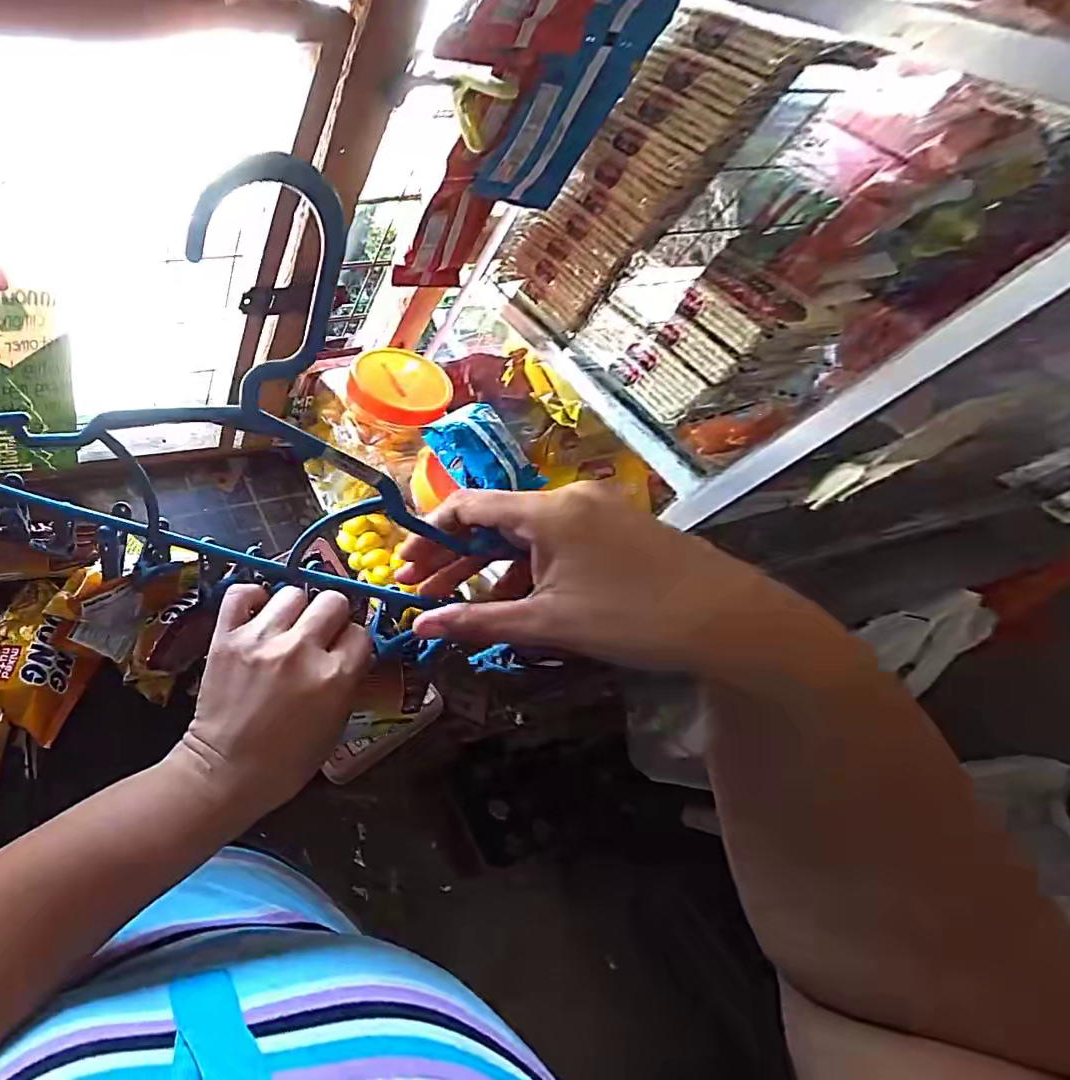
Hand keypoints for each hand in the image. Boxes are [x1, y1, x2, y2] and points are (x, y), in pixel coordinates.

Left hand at [169, 584, 372, 813]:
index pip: (360, 632)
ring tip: (286, 627)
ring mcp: (259, 640)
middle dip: (332, 616)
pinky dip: (252, 597)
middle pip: (331, 601)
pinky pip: (241, 593)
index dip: (354, 640)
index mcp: (333, 677)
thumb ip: (346, 682)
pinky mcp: (226, 636)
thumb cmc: (285, 760)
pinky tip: (257, 612)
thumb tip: (348, 651)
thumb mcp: (334, 725)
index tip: (344, 648)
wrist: (227, 768)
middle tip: (320, 633)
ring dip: (294, 609)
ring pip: (291, 593)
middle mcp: (299, 650)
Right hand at [395, 483, 839, 681]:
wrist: (744, 628)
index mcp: (547, 510)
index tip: (403, 565)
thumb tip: (419, 628)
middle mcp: (566, 501)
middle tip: (415, 588)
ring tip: (451, 601)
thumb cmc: (635, 618)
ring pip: (517, 537)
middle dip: (447, 558)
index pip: (465, 507)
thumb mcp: (547, 623)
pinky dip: (520, 571)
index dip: (427, 535)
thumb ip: (476, 621)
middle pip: (487, 523)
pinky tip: (506, 602)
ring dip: (482, 569)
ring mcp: (593, 514)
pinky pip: (549, 545)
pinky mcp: (613, 532)